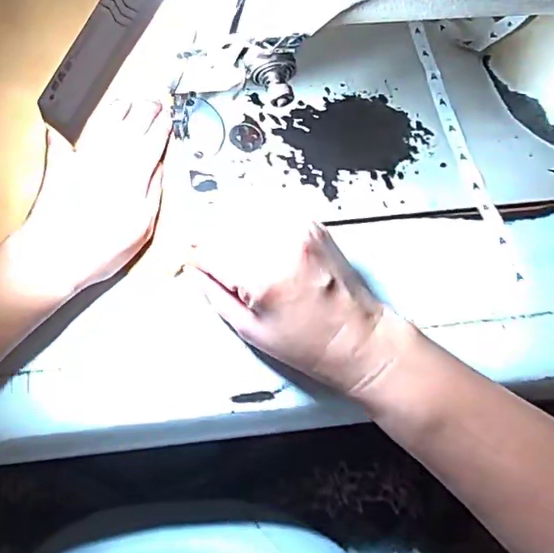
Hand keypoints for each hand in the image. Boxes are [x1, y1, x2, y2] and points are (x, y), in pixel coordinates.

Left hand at [4, 95, 171, 298]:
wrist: (55, 253)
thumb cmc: (102, 247)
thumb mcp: (143, 225)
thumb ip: (154, 190)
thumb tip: (159, 166)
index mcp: (134, 171)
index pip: (154, 138)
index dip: (163, 125)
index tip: (168, 117)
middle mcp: (109, 157)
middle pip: (131, 123)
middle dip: (145, 110)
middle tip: (153, 104)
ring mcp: (83, 158)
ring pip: (103, 124)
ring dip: (116, 111)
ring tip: (125, 105)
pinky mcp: (60, 164)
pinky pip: (64, 140)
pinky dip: (66, 132)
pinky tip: (67, 125)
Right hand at [188, 213, 413, 397]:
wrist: (360, 338)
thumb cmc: (306, 344)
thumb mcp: (250, 329)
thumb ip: (215, 294)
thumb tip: (193, 268)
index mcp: (261, 275)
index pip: (207, 249)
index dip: (196, 258)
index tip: (197, 266)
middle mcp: (278, 242)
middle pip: (223, 226)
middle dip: (216, 244)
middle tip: (222, 266)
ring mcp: (297, 227)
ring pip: (243, 211)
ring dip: (235, 230)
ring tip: (245, 256)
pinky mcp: (310, 222)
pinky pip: (269, 208)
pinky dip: (258, 222)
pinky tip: (264, 244)